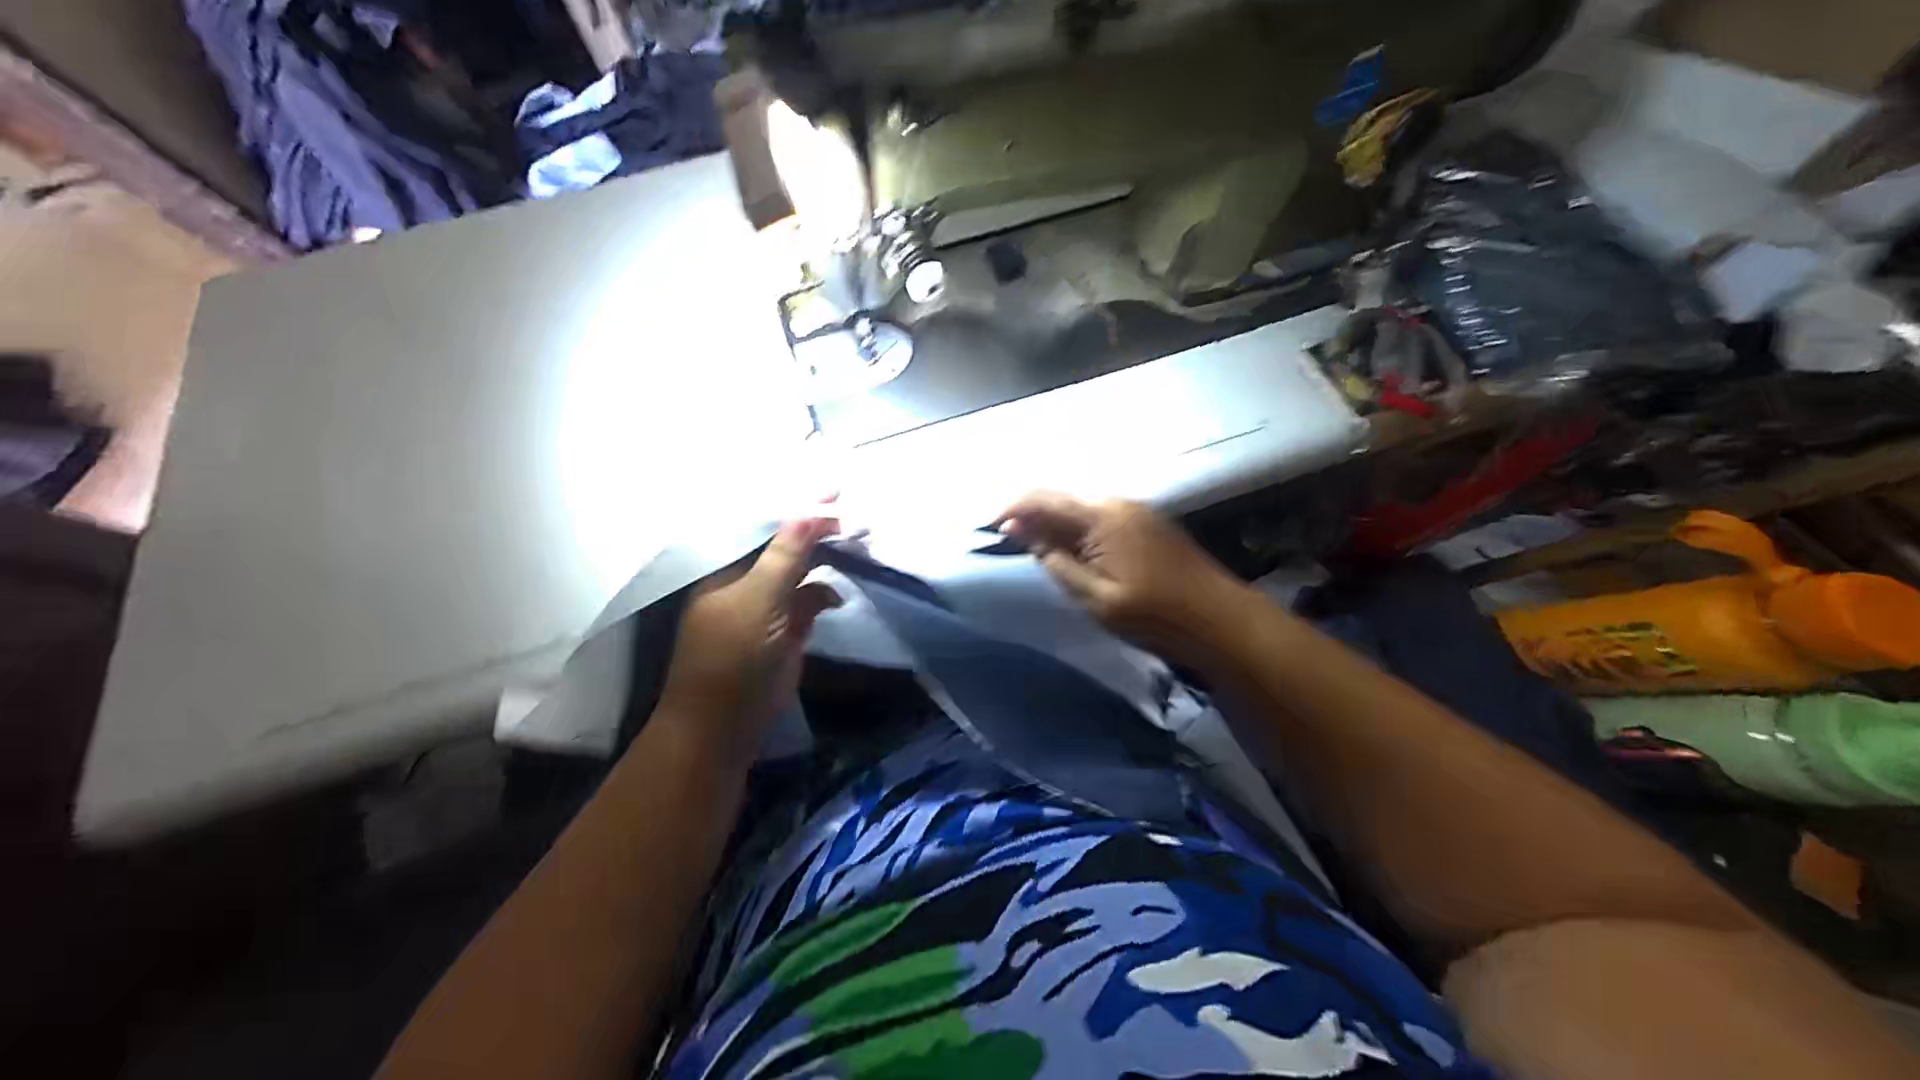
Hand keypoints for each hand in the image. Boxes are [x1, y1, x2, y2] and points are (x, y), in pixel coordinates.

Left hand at [660, 518, 841, 742]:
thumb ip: (785, 556)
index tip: (834, 491)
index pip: (763, 524)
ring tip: (857, 543)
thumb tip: (809, 510)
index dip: (796, 506)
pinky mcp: (786, 630)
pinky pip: (809, 600)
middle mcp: (745, 579)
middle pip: (784, 545)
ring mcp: (767, 605)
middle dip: (816, 530)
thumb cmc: (731, 657)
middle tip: (853, 515)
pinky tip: (839, 594)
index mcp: (725, 566)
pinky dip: (825, 593)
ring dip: (824, 558)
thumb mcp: (758, 600)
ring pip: (799, 571)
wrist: (724, 726)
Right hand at [994, 493, 1250, 663]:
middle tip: (1008, 541)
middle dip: (1031, 515)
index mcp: (1103, 517)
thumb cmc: (1156, 615)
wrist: (1221, 621)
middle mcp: (1119, 504)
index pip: (1044, 499)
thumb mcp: (1096, 598)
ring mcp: (1137, 512)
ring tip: (1034, 549)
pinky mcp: (1148, 525)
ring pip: (1081, 509)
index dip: (1013, 509)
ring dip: (1054, 523)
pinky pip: (1101, 518)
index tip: (989, 527)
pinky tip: (1071, 551)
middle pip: (1063, 499)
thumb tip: (1024, 533)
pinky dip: (1077, 530)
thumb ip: (1057, 563)